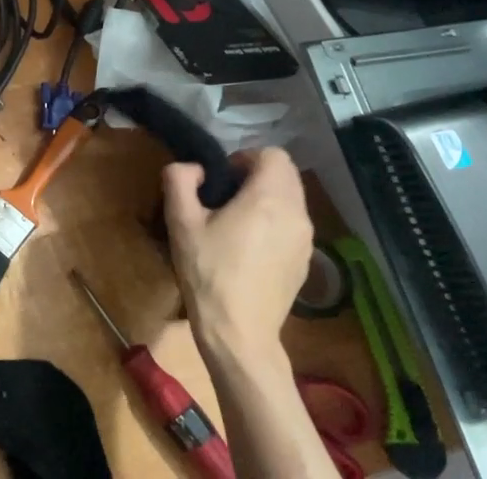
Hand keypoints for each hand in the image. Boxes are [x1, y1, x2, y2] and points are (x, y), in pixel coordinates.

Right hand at [164, 146, 312, 358]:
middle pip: (286, 175)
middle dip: (256, 176)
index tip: (221, 178)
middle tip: (224, 197)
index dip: (244, 157)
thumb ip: (180, 180)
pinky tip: (248, 248)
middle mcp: (296, 215)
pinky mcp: (306, 261)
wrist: (240, 331)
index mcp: (269, 199)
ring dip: (267, 199)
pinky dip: (275, 223)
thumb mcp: (180, 221)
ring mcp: (306, 240)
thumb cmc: (208, 271)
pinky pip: (293, 225)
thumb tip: (193, 168)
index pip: (273, 155)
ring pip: (292, 201)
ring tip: (235, 222)